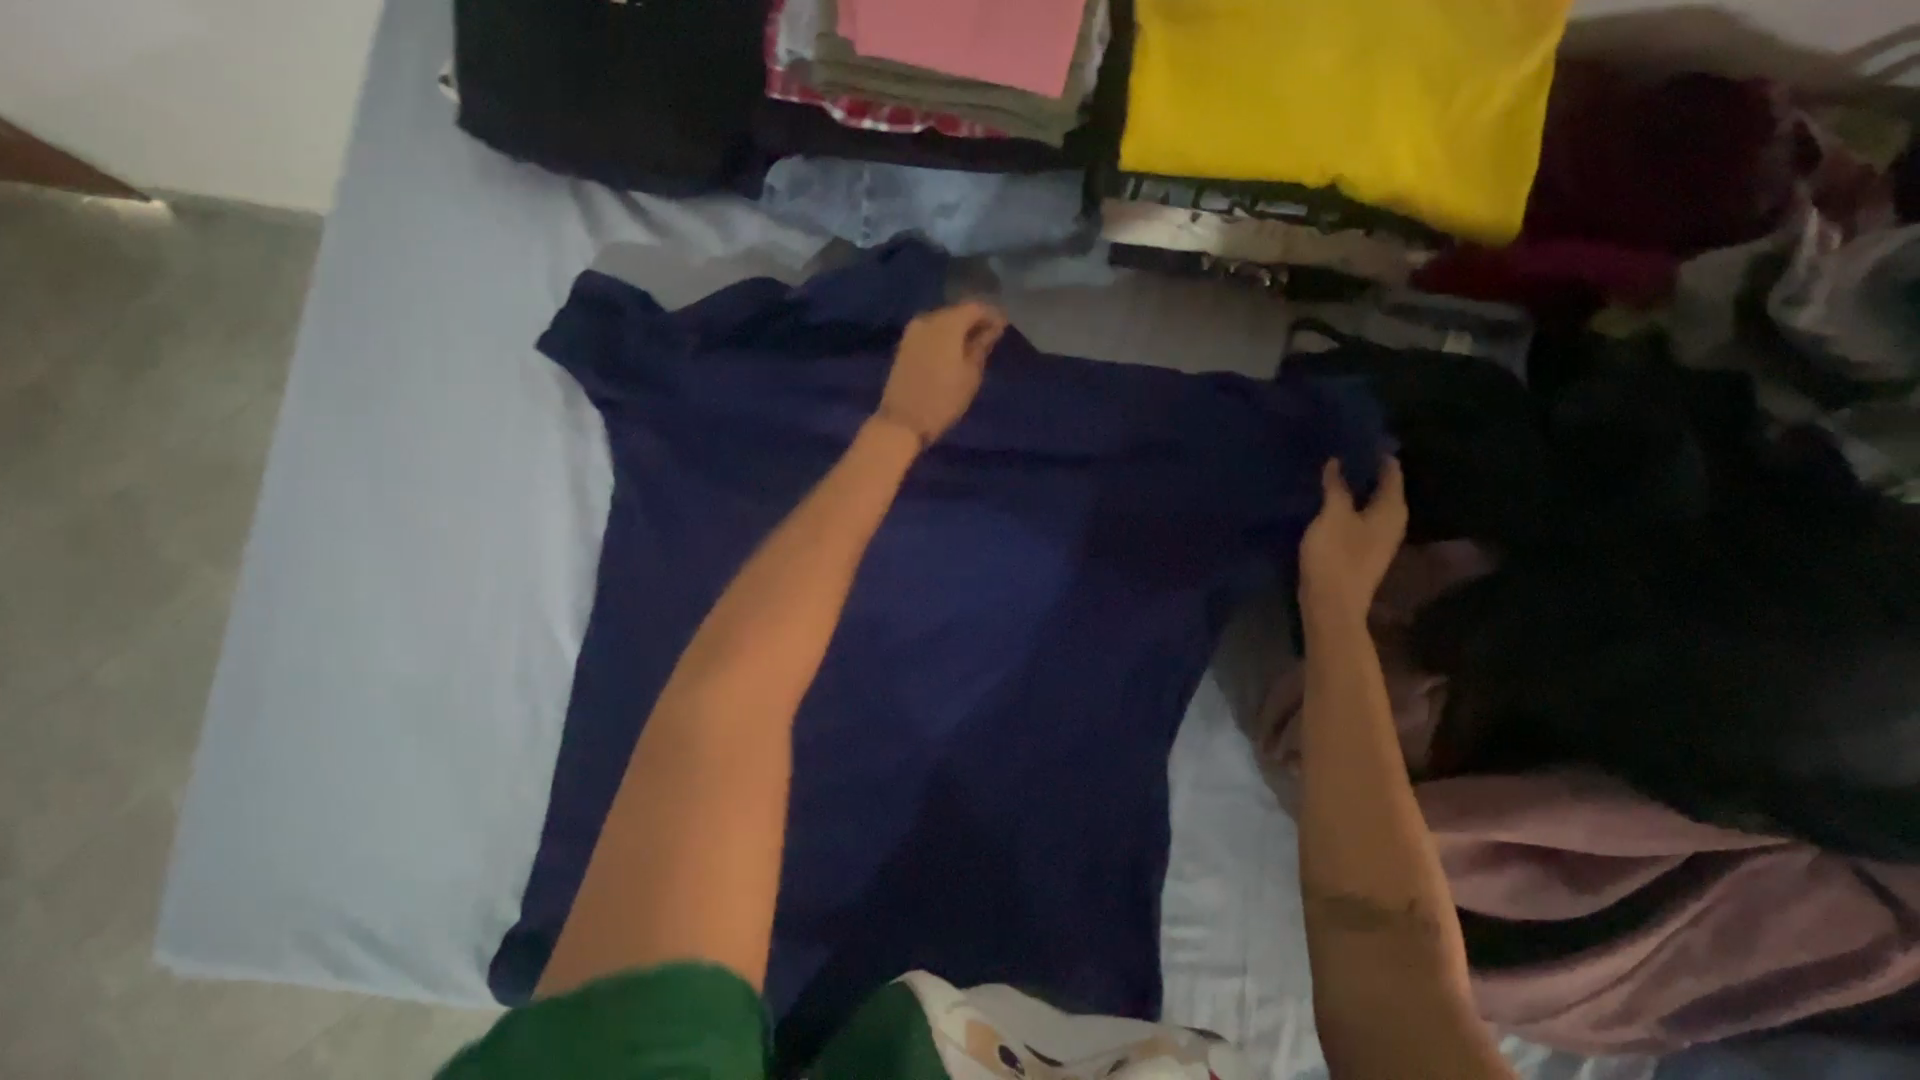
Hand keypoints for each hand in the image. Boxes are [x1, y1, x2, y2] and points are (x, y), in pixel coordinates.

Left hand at [875, 301, 1007, 448]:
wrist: (903, 420)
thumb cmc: (944, 399)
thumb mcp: (971, 374)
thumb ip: (982, 345)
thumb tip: (993, 328)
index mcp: (948, 323)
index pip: (975, 308)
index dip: (992, 315)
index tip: (1003, 328)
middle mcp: (928, 319)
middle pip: (957, 312)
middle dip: (974, 322)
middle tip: (990, 338)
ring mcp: (913, 332)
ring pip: (942, 322)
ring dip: (958, 331)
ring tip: (973, 347)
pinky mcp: (905, 345)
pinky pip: (930, 333)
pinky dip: (944, 338)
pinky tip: (953, 352)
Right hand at [1299, 456, 1407, 621]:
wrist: (1331, 606)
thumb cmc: (1336, 556)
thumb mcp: (1332, 515)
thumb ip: (1336, 487)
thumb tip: (1338, 462)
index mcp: (1392, 509)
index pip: (1391, 469)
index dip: (1376, 451)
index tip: (1356, 434)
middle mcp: (1392, 521)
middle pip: (1383, 486)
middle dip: (1364, 468)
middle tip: (1340, 448)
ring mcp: (1379, 538)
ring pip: (1370, 503)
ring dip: (1354, 488)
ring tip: (1330, 470)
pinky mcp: (1363, 550)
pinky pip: (1360, 517)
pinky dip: (1348, 505)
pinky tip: (1328, 500)